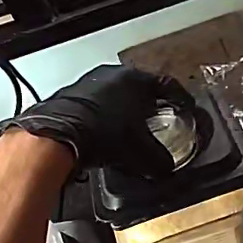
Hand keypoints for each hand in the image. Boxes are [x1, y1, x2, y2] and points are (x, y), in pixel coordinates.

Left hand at [0, 64, 195, 176]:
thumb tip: (166, 168)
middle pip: (142, 88)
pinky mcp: (72, 93)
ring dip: (126, 108)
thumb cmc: (104, 134)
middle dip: (151, 104)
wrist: (57, 135)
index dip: (181, 99)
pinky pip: (97, 102)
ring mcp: (91, 81)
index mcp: (138, 80)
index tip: (185, 107)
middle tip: (159, 118)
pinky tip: (105, 132)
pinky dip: (105, 114)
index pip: (168, 86)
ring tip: (130, 127)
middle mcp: (115, 74)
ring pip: (117, 93)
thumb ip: (159, 160)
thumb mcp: (141, 152)